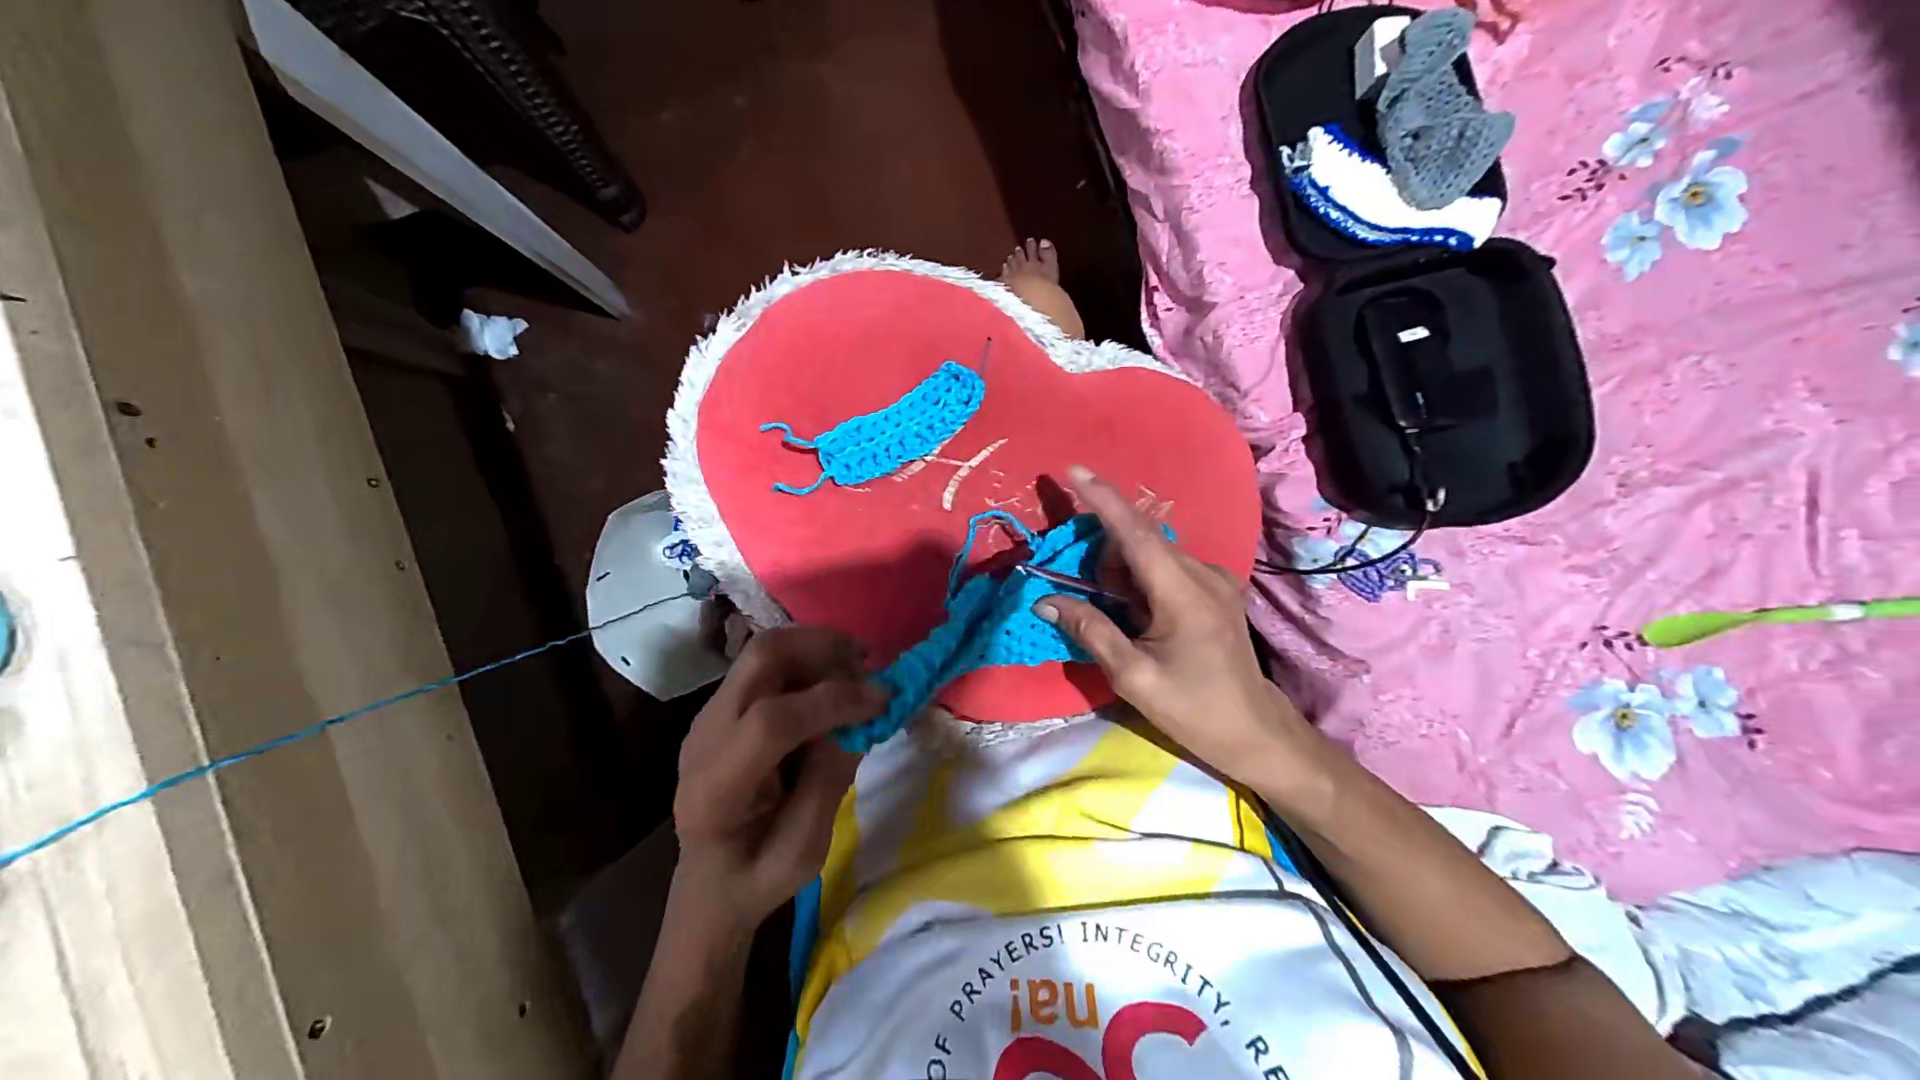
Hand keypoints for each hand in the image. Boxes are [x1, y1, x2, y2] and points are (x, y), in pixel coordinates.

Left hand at [672, 627, 883, 930]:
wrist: (708, 885)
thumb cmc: (756, 879)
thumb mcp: (804, 852)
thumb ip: (828, 780)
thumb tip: (861, 715)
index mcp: (714, 791)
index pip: (769, 721)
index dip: (832, 702)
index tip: (882, 699)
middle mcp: (702, 739)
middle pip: (760, 659)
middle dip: (822, 648)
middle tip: (867, 664)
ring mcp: (707, 717)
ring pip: (764, 651)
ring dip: (816, 650)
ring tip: (856, 672)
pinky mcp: (721, 708)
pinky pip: (766, 666)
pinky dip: (806, 662)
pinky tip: (832, 685)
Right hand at [1034, 465, 1319, 795]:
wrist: (1255, 731)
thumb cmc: (1194, 709)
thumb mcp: (1133, 677)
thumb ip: (1091, 631)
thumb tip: (1046, 601)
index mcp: (1184, 594)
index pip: (1137, 534)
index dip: (1103, 500)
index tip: (1073, 470)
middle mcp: (1204, 574)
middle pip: (1141, 540)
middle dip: (1105, 555)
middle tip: (1089, 595)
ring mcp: (1216, 580)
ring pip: (1154, 553)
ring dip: (1123, 570)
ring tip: (1119, 615)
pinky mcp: (1218, 590)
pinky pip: (1168, 566)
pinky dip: (1142, 579)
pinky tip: (1140, 613)